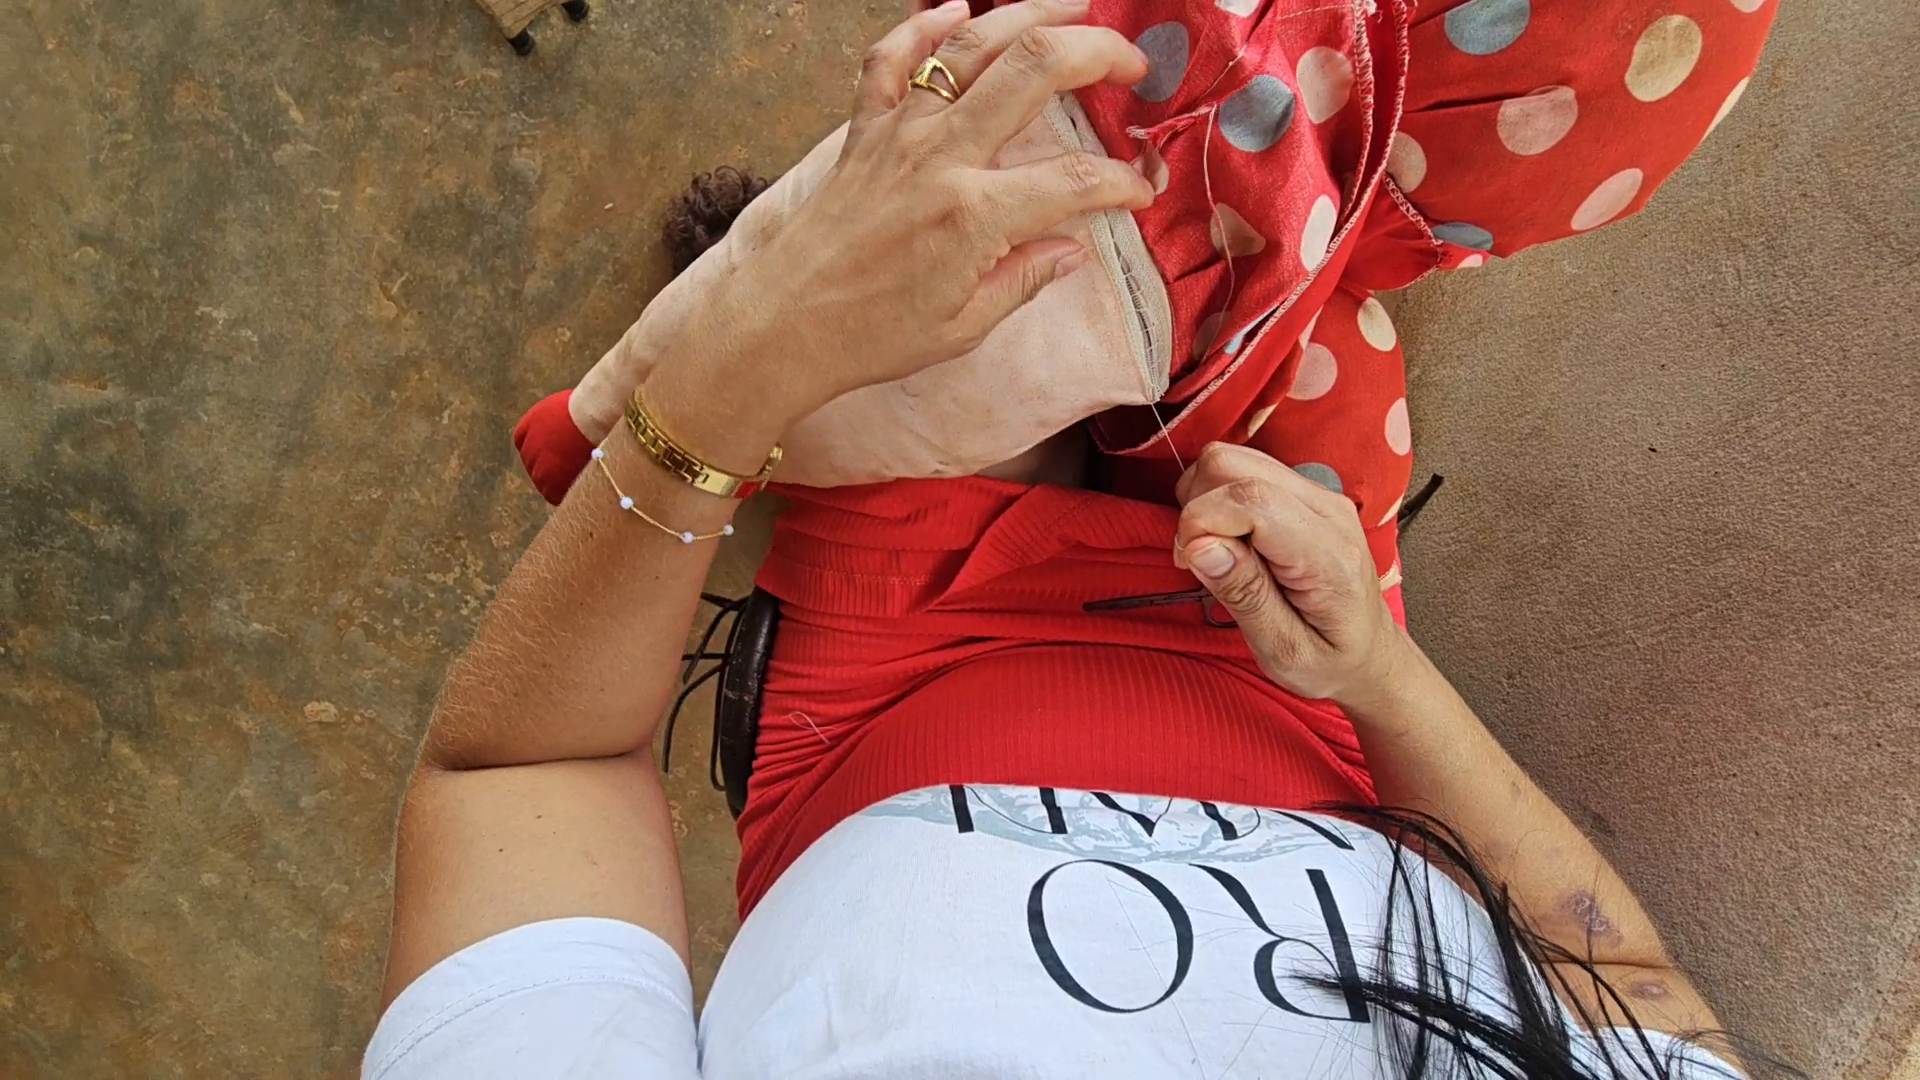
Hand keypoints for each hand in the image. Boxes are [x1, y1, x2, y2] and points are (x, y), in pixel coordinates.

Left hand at [673, 0, 1153, 428]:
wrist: (783, 327)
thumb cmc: (869, 339)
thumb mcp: (961, 327)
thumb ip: (1023, 279)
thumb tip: (1072, 250)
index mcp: (974, 216)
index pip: (1075, 181)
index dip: (1121, 183)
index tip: (1141, 192)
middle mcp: (941, 158)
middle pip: (1035, 69)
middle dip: (1099, 54)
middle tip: (1131, 67)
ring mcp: (898, 134)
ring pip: (972, 43)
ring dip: (1031, 14)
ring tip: (1074, 7)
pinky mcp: (862, 131)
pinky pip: (894, 58)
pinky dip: (926, 28)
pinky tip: (955, 13)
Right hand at [1173, 443, 1411, 707]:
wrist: (1371, 653)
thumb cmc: (1329, 659)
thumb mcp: (1283, 650)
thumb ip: (1244, 595)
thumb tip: (1199, 546)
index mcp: (1327, 555)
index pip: (1250, 500)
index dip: (1200, 521)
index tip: (1187, 562)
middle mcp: (1326, 509)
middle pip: (1231, 466)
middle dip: (1196, 507)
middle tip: (1197, 557)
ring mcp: (1316, 493)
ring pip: (1230, 459)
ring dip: (1203, 499)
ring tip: (1212, 549)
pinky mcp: (1302, 490)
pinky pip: (1240, 468)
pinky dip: (1215, 496)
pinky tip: (1225, 536)